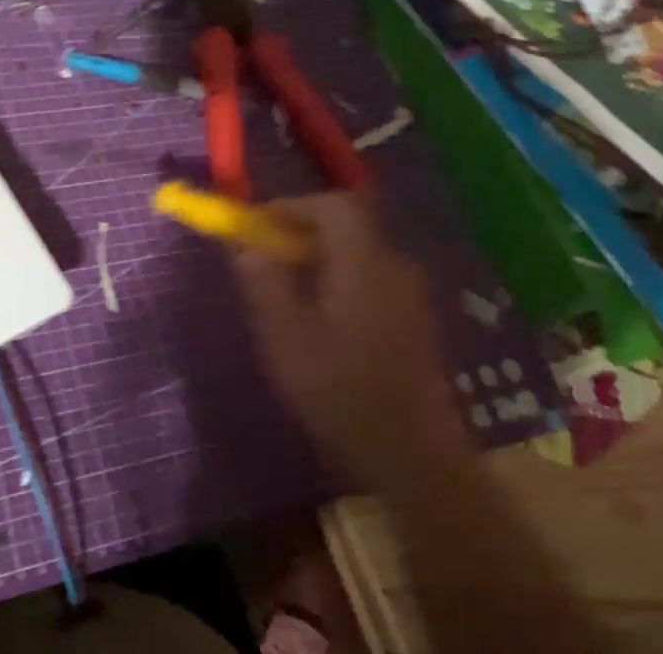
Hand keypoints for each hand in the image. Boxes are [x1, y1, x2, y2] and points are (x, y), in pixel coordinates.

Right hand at [232, 194, 469, 485]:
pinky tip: (321, 322)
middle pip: (347, 226)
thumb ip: (264, 283)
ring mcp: (411, 295)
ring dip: (319, 259)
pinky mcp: (416, 322)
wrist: (415, 457)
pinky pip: (371, 280)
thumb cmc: (342, 393)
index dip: (291, 206)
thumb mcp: (286, 339)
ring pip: (359, 254)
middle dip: (301, 232)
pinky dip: (339, 281)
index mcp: (364, 262)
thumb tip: (246, 245)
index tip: (255, 228)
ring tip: (285, 294)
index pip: (332, 205)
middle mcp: (394, 266)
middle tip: (265, 261)